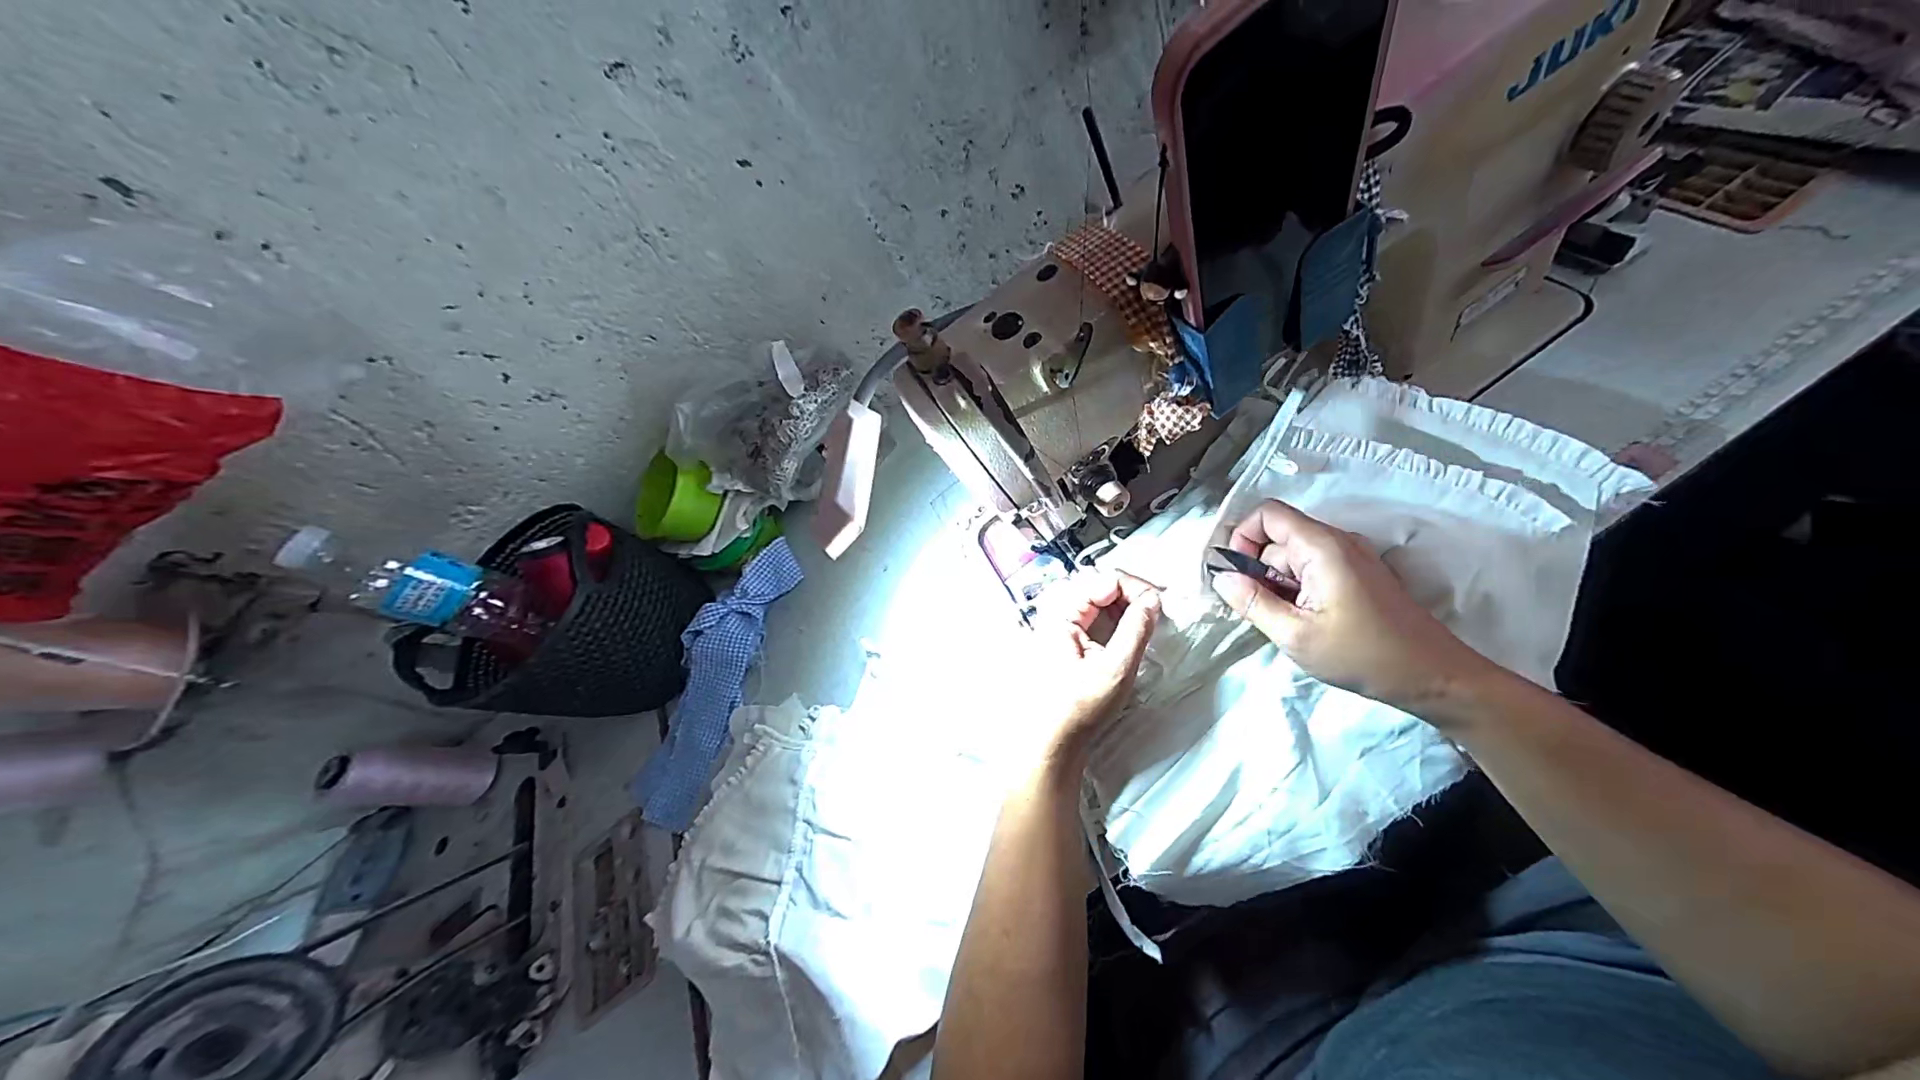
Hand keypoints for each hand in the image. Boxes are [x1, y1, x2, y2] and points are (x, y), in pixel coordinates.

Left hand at [1024, 569, 1161, 766]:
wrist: (1053, 740)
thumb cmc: (1079, 708)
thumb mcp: (1116, 668)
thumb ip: (1136, 629)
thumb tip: (1153, 601)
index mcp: (1061, 615)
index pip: (1103, 579)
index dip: (1135, 587)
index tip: (1158, 605)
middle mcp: (1055, 613)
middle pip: (1098, 584)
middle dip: (1130, 592)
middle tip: (1155, 611)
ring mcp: (1058, 626)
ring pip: (1096, 599)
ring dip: (1124, 604)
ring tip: (1145, 621)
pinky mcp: (1065, 640)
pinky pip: (1092, 615)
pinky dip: (1114, 617)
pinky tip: (1129, 632)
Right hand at [1209, 500, 1497, 711]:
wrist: (1434, 677)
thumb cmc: (1363, 655)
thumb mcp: (1295, 635)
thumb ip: (1252, 602)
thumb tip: (1221, 577)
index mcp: (1322, 547)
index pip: (1267, 513)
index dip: (1242, 536)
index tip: (1236, 575)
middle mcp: (1337, 542)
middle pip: (1277, 538)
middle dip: (1257, 569)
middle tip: (1260, 610)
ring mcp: (1350, 557)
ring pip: (1292, 556)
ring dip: (1277, 583)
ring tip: (1286, 622)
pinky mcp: (1357, 575)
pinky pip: (1311, 568)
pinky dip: (1296, 588)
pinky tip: (1304, 620)